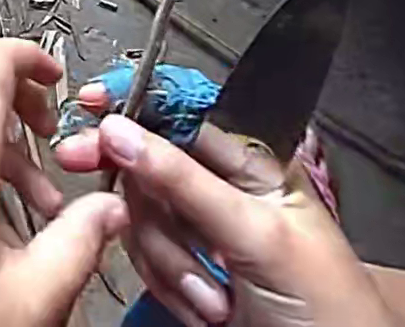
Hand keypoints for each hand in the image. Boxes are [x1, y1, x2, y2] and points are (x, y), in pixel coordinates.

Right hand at [56, 95, 391, 326]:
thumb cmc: (328, 309)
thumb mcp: (256, 235)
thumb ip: (184, 178)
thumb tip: (117, 129)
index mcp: (245, 156)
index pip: (176, 109)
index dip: (131, 99)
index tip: (90, 101)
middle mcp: (216, 181)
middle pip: (146, 155)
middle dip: (130, 180)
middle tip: (75, 161)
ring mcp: (196, 224)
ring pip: (139, 207)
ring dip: (166, 256)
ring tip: (212, 297)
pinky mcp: (181, 263)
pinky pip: (141, 249)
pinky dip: (165, 281)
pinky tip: (205, 310)